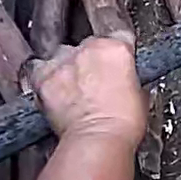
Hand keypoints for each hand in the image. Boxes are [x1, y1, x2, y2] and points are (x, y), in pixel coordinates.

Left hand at [25, 34, 146, 147]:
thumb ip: (131, 81)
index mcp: (117, 48)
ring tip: (74, 87)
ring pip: (64, 54)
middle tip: (97, 83)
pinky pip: (39, 69)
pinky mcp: (43, 77)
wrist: (98, 142)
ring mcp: (64, 61)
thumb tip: (126, 83)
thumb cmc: (122, 124)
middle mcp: (89, 48)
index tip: (118, 63)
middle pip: (90, 44)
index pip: (120, 37)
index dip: (120, 52)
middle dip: (93, 61)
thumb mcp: (141, 96)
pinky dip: (45, 77)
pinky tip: (54, 90)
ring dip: (69, 66)